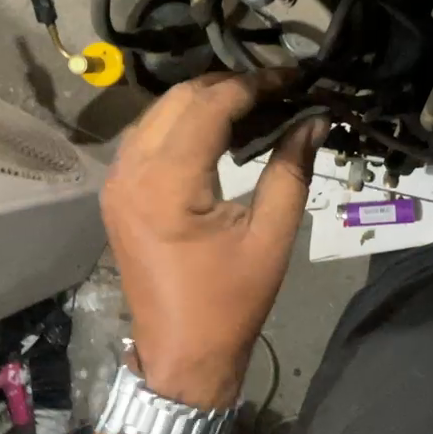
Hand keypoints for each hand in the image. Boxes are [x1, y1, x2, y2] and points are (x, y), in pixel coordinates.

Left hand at [101, 73, 324, 407]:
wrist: (181, 355)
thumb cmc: (230, 301)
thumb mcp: (271, 236)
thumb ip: (291, 170)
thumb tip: (315, 119)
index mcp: (166, 183)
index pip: (210, 105)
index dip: (255, 84)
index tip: (294, 78)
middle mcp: (130, 171)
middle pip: (180, 98)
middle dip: (231, 85)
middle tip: (280, 90)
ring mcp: (117, 180)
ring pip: (160, 111)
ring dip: (206, 100)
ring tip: (257, 106)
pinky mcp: (118, 192)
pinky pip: (149, 135)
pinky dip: (184, 122)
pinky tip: (220, 131)